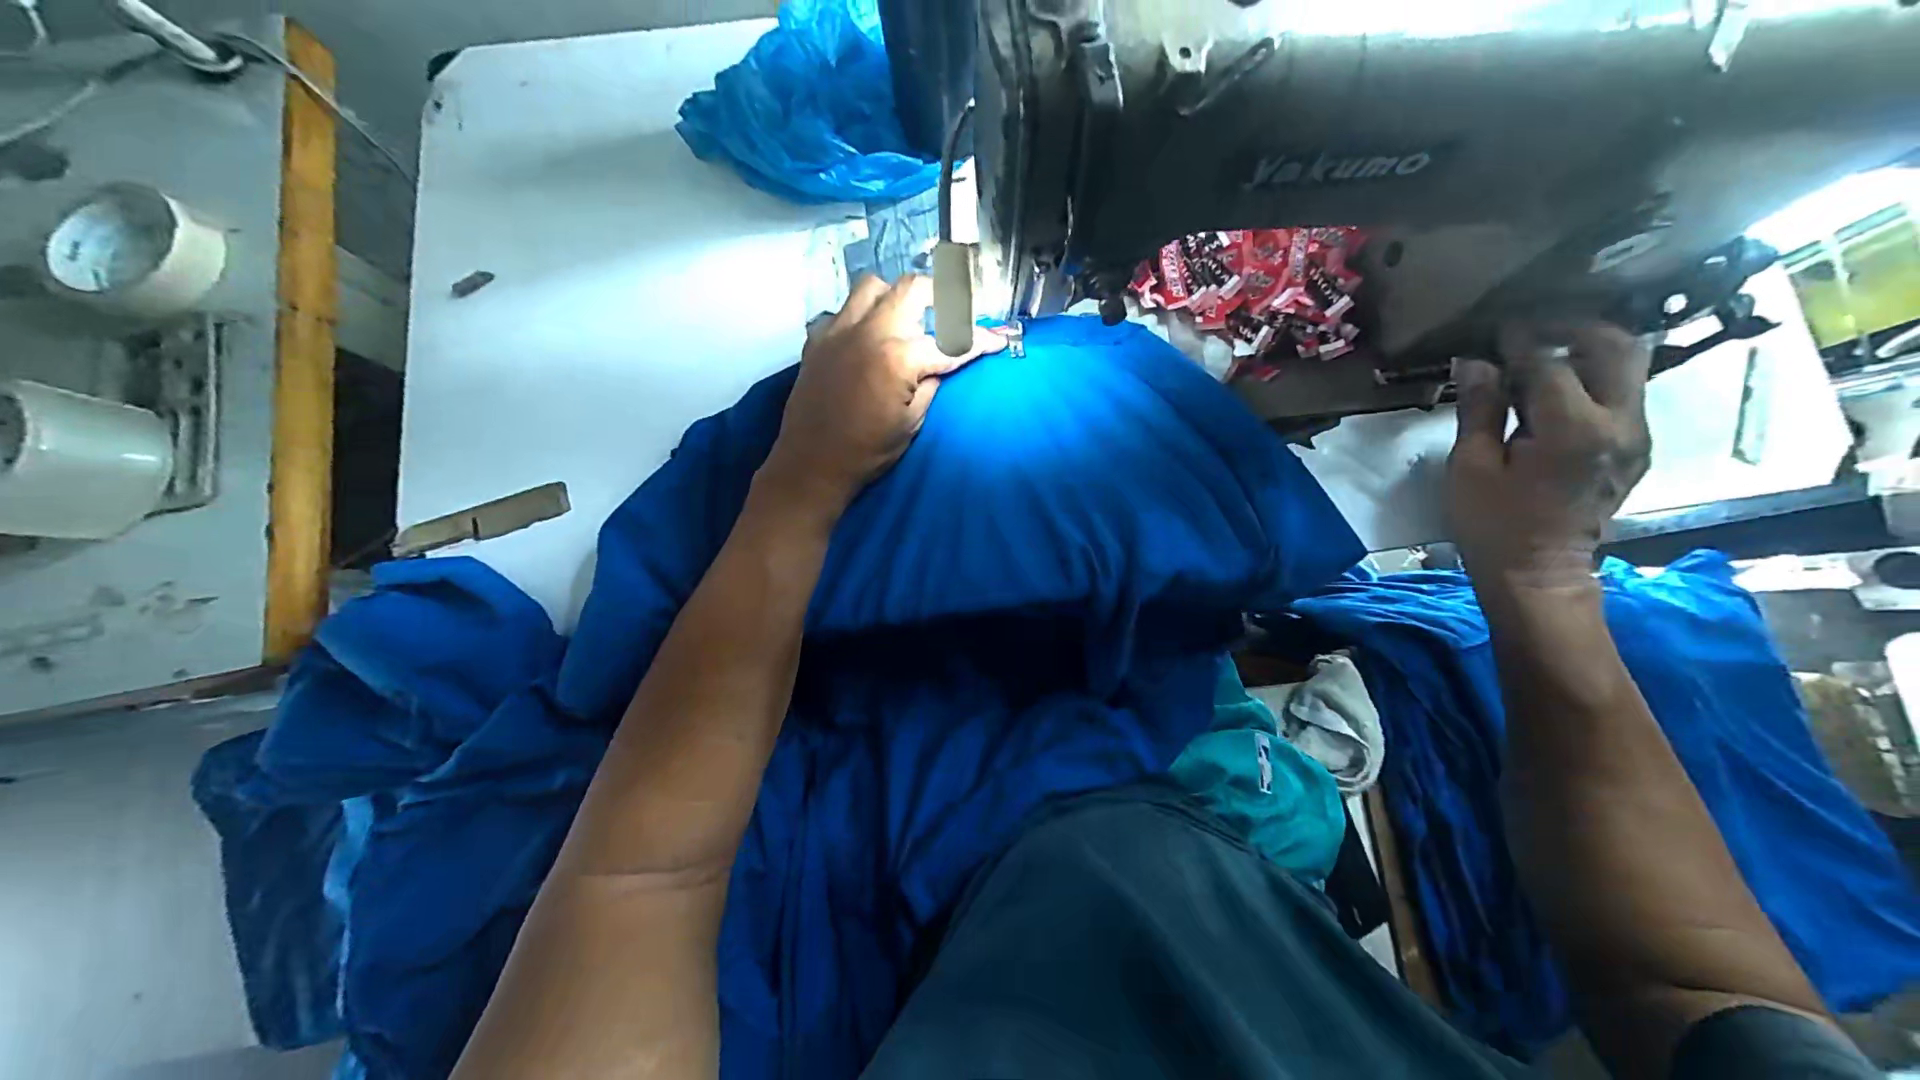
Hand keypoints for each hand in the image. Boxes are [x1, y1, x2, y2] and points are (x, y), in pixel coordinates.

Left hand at [762, 274, 1004, 513]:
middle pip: (912, 288)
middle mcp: (868, 332)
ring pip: (873, 286)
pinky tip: (866, 339)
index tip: (998, 339)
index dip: (979, 341)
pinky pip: (842, 310)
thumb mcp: (911, 423)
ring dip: (895, 297)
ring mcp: (838, 330)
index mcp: (897, 357)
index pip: (950, 341)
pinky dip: (860, 316)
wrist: (811, 465)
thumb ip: (930, 385)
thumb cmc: (867, 453)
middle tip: (952, 315)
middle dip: (941, 296)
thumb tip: (941, 364)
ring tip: (905, 320)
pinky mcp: (817, 339)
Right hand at [1447, 321, 1651, 595]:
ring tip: (1544, 349)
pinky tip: (1558, 384)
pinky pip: (1625, 393)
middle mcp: (1620, 425)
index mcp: (1573, 430)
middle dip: (1574, 329)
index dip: (1520, 342)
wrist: (1536, 573)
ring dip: (1589, 349)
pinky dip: (1595, 376)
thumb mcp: (1470, 467)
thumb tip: (1475, 364)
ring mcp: (1637, 437)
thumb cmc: (1492, 524)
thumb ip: (1480, 410)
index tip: (1497, 329)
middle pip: (1616, 350)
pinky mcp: (1635, 448)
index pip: (1551, 365)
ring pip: (1630, 367)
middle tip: (1532, 326)